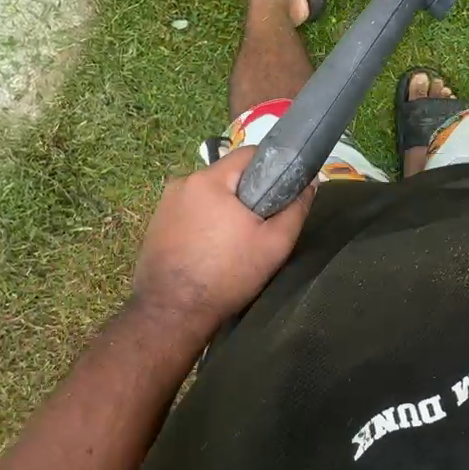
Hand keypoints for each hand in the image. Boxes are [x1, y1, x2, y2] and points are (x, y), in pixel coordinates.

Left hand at [131, 146, 312, 334]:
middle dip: (250, 192)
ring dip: (227, 208)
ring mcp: (165, 203)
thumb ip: (297, 207)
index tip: (284, 192)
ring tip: (240, 238)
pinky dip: (208, 221)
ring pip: (211, 194)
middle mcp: (183, 182)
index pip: (250, 154)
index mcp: (209, 180)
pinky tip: (215, 247)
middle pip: (229, 175)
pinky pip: (193, 210)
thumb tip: (311, 183)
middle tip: (264, 222)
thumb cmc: (227, 275)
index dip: (273, 168)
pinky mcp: (156, 223)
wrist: (171, 315)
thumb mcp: (275, 243)